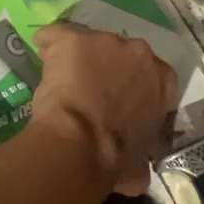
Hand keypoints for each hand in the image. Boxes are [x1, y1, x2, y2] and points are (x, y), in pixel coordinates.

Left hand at [30, 21, 178, 194]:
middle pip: (118, 52)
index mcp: (162, 79)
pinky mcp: (70, 38)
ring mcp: (103, 40)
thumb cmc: (117, 157)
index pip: (149, 73)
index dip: (130, 82)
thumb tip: (133, 168)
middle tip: (87, 86)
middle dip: (104, 66)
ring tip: (61, 77)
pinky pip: (54, 35)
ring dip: (76, 57)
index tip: (115, 94)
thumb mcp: (142, 160)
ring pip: (86, 42)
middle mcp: (138, 52)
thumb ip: (140, 149)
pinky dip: (47, 44)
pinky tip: (41, 59)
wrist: (83, 143)